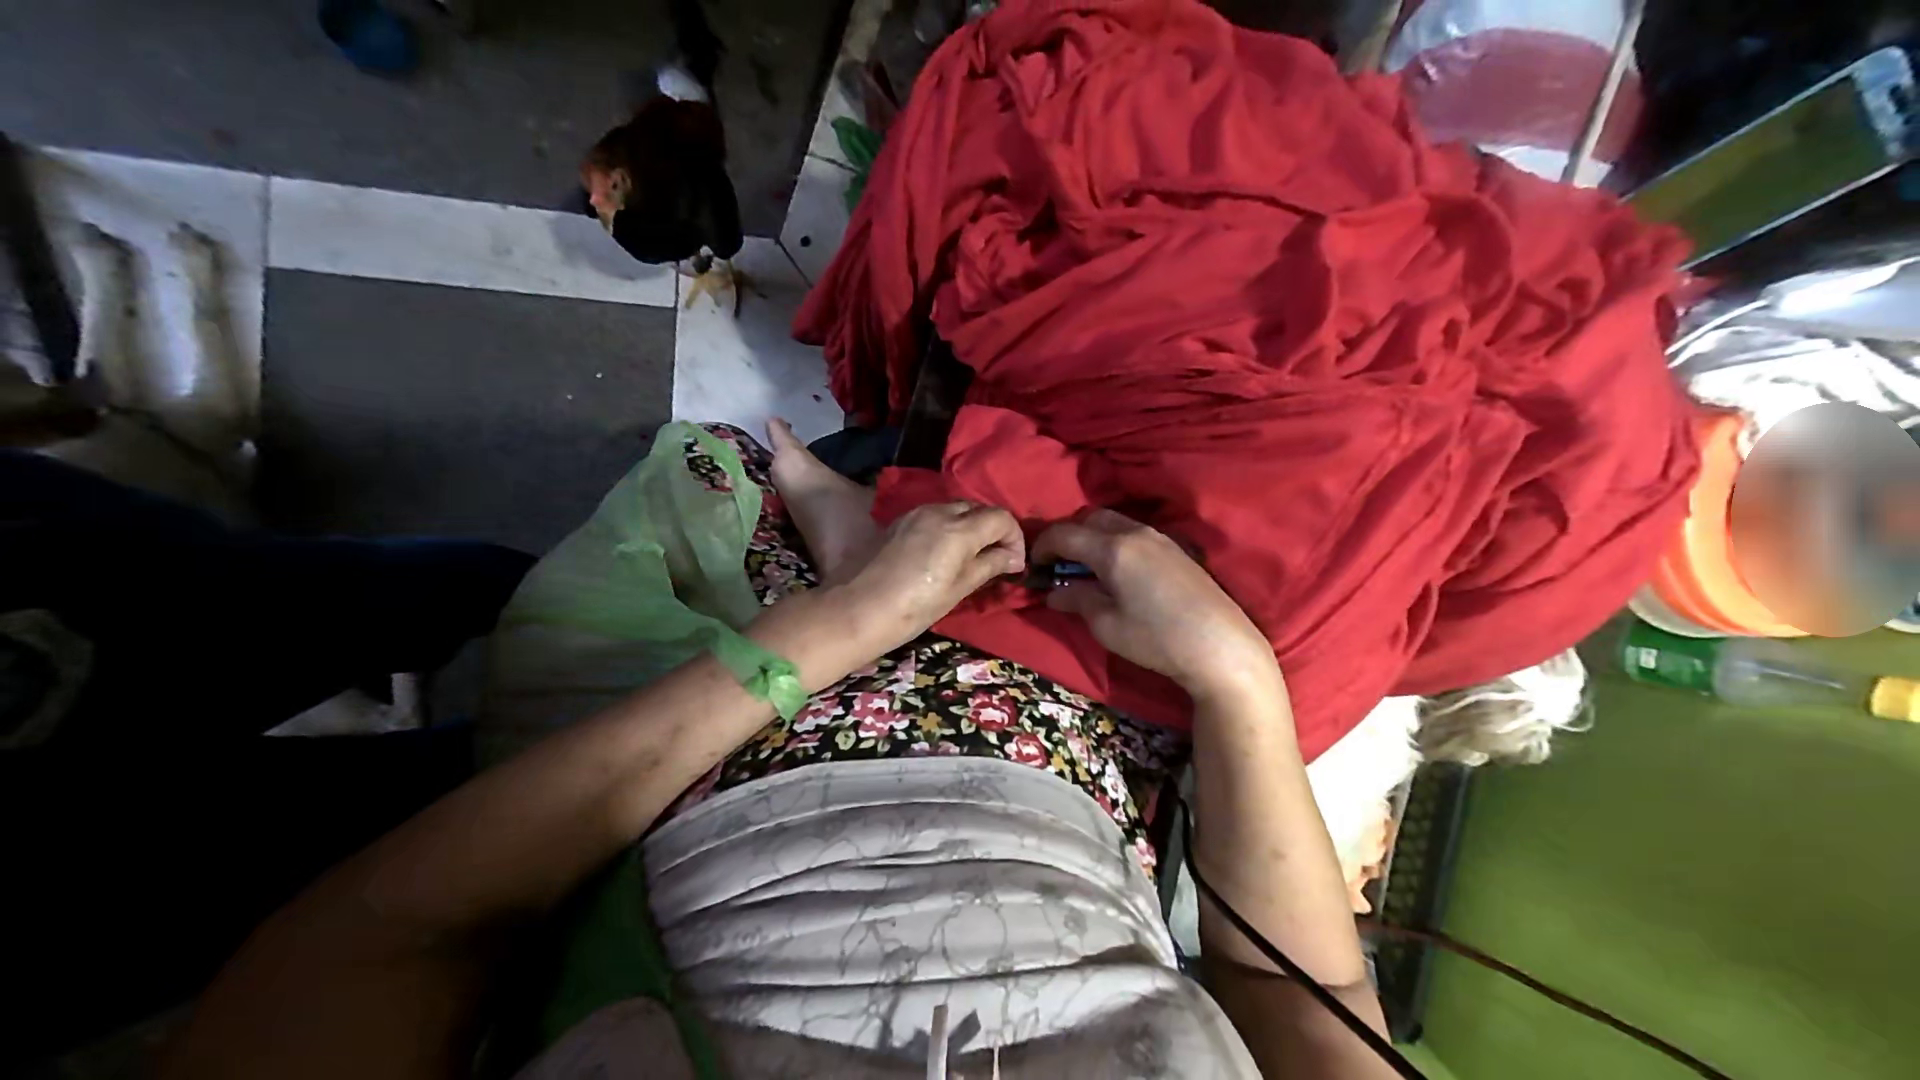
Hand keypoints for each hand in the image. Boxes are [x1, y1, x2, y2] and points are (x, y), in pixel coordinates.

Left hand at [837, 501, 1025, 652]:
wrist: (857, 609)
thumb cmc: (914, 607)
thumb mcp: (958, 589)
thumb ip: (989, 565)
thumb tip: (1013, 557)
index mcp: (959, 529)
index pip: (1001, 518)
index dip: (1014, 538)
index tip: (1014, 564)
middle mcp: (939, 512)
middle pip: (979, 509)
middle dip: (994, 530)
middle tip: (996, 559)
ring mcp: (916, 513)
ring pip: (956, 509)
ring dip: (971, 527)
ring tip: (971, 557)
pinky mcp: (899, 521)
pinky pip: (935, 515)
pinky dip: (949, 528)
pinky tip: (943, 553)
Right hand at [1033, 509, 1280, 704]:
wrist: (1220, 647)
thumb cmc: (1156, 639)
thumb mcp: (1106, 625)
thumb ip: (1077, 600)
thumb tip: (1056, 593)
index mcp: (1112, 549)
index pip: (1064, 534)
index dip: (1042, 546)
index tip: (1034, 566)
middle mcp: (1135, 533)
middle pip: (1090, 518)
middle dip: (1068, 536)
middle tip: (1060, 565)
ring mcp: (1159, 538)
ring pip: (1114, 522)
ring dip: (1093, 537)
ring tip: (1087, 568)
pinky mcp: (1176, 550)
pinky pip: (1134, 533)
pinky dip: (1115, 542)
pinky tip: (1117, 572)